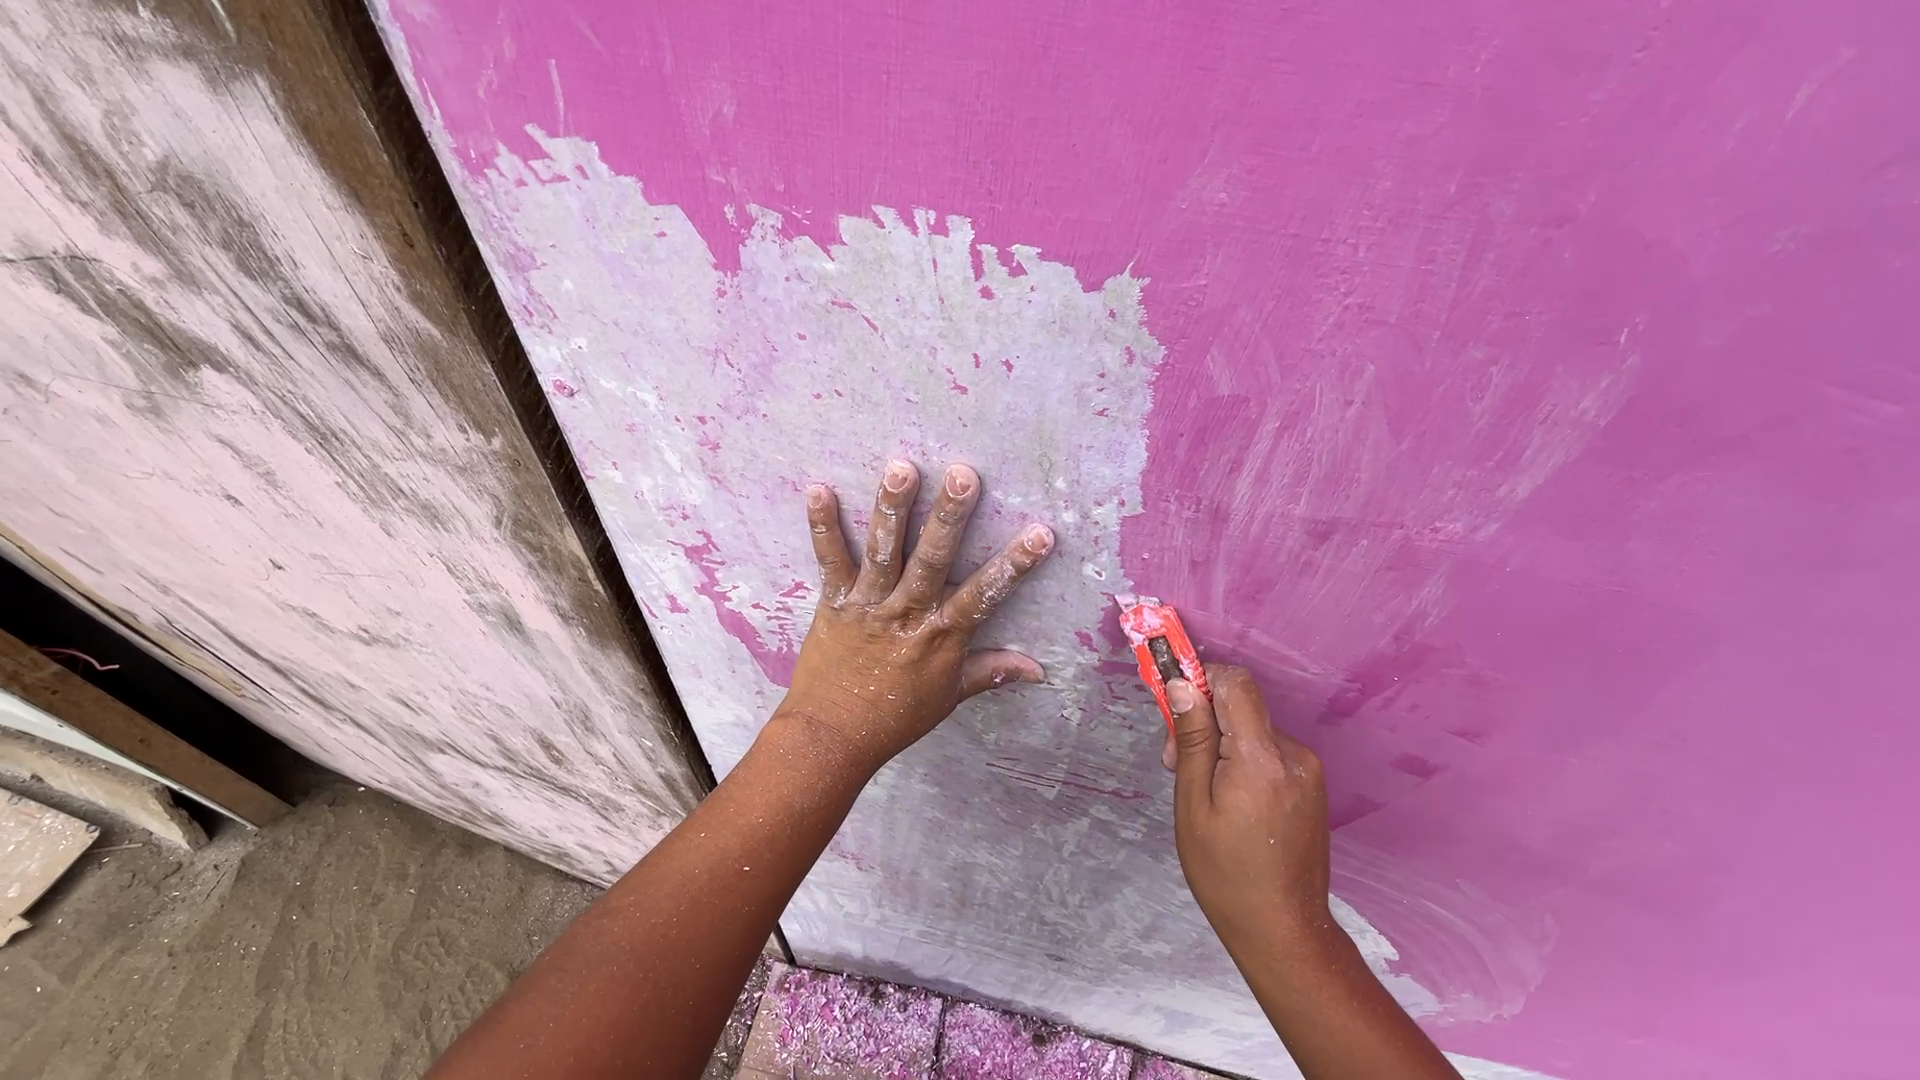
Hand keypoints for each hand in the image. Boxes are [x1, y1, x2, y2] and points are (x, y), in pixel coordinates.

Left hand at [778, 459, 1054, 776]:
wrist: (833, 736)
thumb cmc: (895, 718)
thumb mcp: (949, 697)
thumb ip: (991, 672)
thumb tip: (1040, 670)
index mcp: (940, 636)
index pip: (984, 595)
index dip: (1014, 564)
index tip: (1041, 532)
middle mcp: (907, 613)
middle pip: (932, 559)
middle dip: (950, 516)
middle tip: (963, 475)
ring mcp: (869, 605)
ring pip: (884, 551)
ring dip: (892, 509)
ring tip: (900, 468)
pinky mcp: (835, 602)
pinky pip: (829, 560)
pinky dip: (823, 525)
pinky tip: (819, 489)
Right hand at [1165, 667, 1336, 953]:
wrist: (1283, 929)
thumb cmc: (1225, 873)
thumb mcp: (1193, 805)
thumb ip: (1191, 740)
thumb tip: (1181, 686)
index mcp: (1262, 758)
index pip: (1236, 683)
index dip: (1201, 679)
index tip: (1173, 702)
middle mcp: (1294, 754)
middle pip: (1241, 707)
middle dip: (1204, 721)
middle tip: (1176, 764)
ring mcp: (1309, 770)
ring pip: (1253, 730)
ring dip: (1222, 745)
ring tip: (1204, 791)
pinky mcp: (1312, 785)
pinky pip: (1269, 752)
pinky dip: (1243, 761)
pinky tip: (1230, 800)